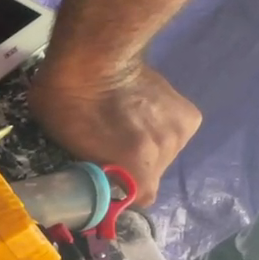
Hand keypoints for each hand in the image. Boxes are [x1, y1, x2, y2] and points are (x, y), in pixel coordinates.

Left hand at [30, 61, 199, 205]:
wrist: (96, 60)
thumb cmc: (67, 107)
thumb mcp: (70, 149)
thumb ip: (95, 172)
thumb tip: (104, 186)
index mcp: (137, 161)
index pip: (140, 199)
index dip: (120, 197)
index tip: (104, 192)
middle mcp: (168, 147)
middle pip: (151, 177)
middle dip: (130, 173)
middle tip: (108, 159)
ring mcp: (183, 128)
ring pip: (163, 158)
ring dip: (145, 154)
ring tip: (124, 138)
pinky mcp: (191, 113)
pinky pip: (172, 139)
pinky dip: (158, 137)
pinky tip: (140, 125)